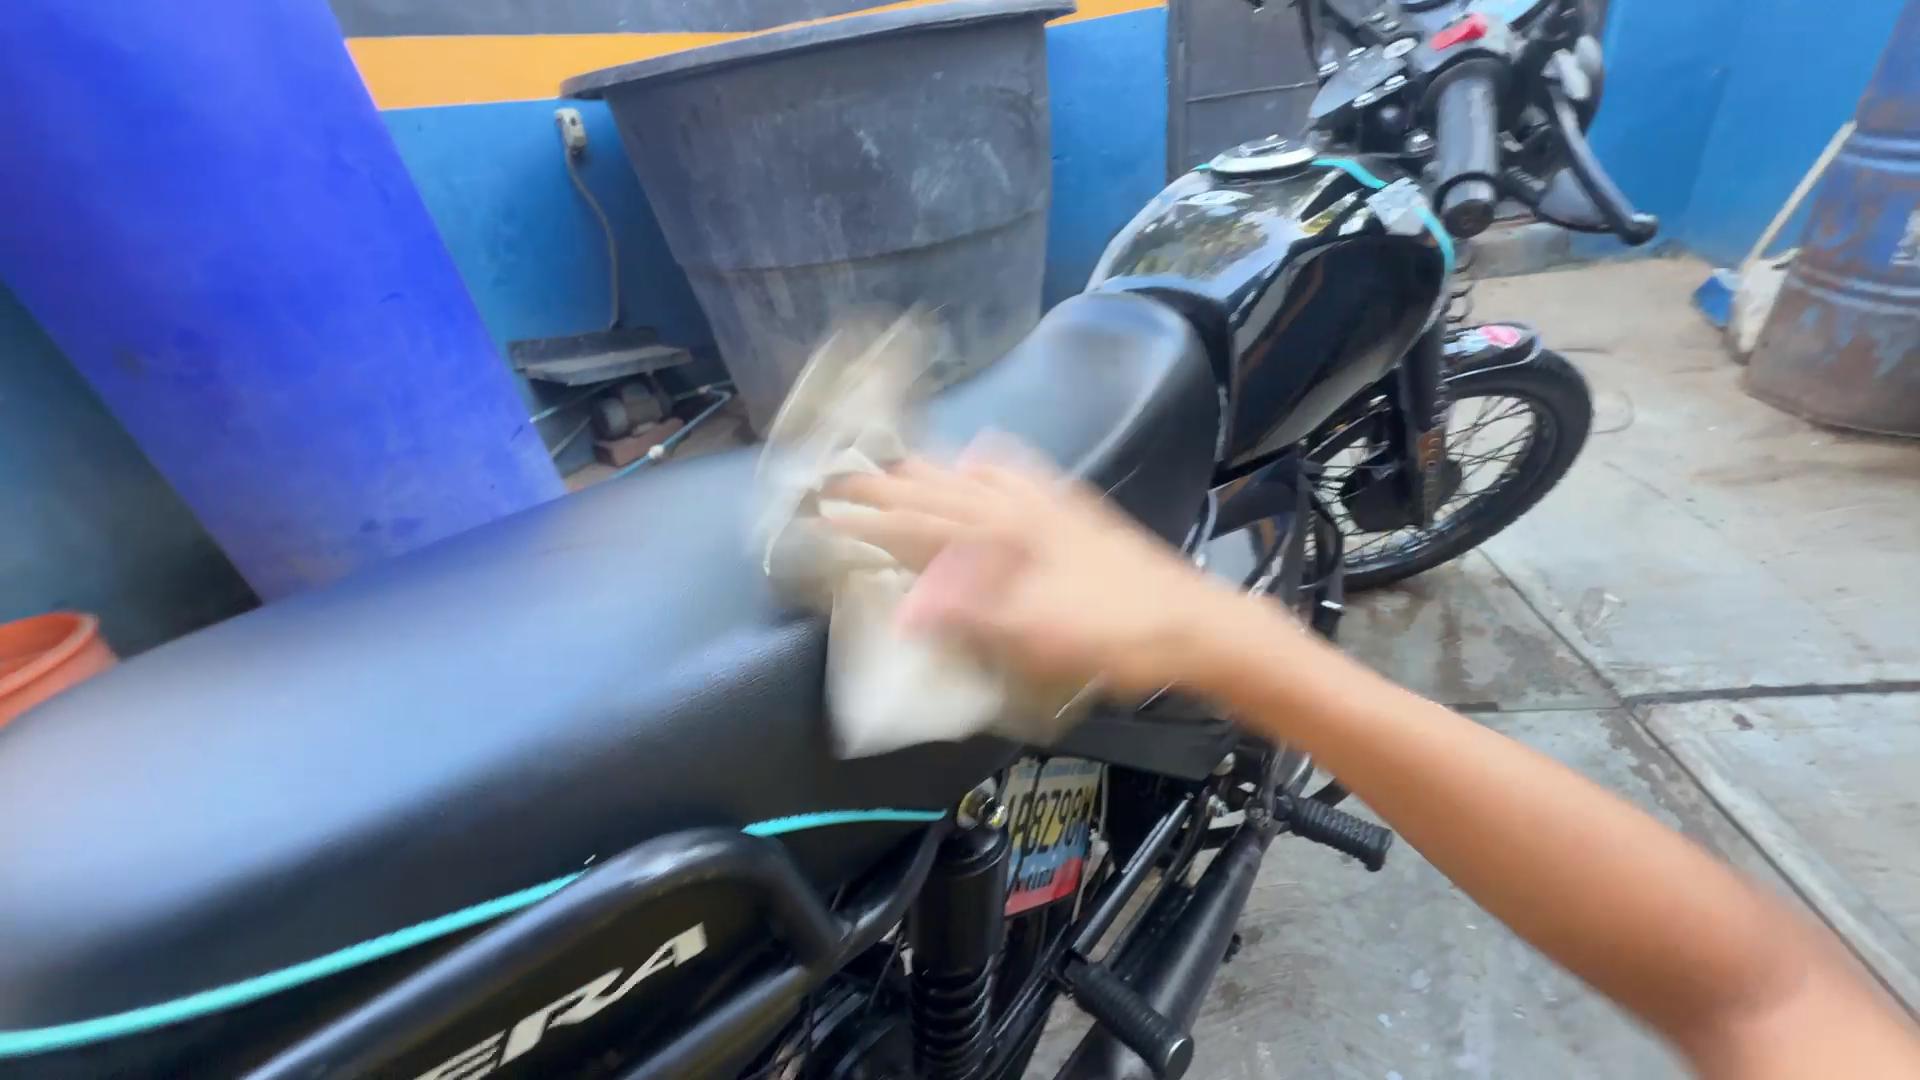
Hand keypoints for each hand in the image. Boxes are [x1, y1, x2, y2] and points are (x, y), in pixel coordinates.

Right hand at [823, 449, 1269, 698]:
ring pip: (972, 476)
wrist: (1188, 621)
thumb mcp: (1036, 638)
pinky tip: (979, 455)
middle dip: (884, 486)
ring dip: (928, 469)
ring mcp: (1046, 504)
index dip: (870, 518)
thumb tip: (902, 609)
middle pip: (938, 491)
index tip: (826, 509)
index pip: (919, 524)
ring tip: (894, 463)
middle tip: (841, 478)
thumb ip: (967, 615)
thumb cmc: (1111, 634)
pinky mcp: (1069, 508)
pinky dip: (989, 461)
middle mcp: (1018, 511)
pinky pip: (1019, 471)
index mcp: (1002, 540)